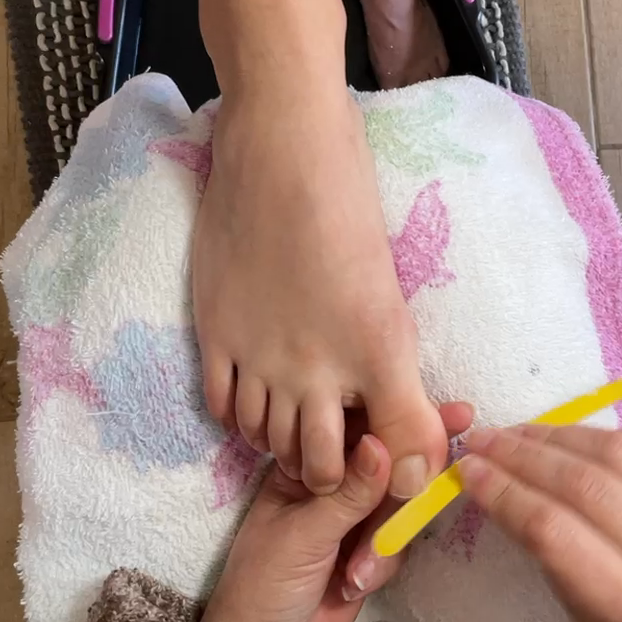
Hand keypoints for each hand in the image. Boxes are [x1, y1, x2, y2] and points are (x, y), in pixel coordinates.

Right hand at [195, 69, 447, 499]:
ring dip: (288, 449)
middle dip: (336, 471)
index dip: (406, 471)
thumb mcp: (388, 286)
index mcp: (381, 349)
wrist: (284, 151)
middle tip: (337, 450)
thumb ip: (393, 361)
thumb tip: (402, 415)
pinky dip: (243, 423)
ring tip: (297, 432)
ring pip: (272, 443)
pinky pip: (226, 411)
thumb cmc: (350, 204)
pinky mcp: (216, 336)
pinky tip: (255, 408)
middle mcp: (320, 367)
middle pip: (326, 465)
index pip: (405, 446)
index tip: (396, 463)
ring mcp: (262, 355)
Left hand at [200, 402, 474, 621]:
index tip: (437, 408)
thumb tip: (381, 442)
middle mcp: (334, 486)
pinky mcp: (370, 554)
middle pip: (388, 462)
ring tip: (362, 567)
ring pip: (399, 504)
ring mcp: (354, 520)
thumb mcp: (303, 533)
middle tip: (459, 433)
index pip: (356, 432)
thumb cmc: (264, 585)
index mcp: (306, 467)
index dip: (394, 418)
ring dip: (390, 533)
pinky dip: (384, 562)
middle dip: (416, 460)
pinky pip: (397, 544)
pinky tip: (355, 584)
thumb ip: (349, 492)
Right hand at [456, 421, 621, 621]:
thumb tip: (490, 475)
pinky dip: (598, 431)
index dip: (505, 493)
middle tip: (481, 440)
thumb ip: (542, 542)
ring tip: (516, 432)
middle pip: (583, 485)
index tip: (468, 470)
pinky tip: (567, 434)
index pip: (555, 533)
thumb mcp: (579, 606)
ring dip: (553, 435)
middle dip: (521, 455)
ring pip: (613, 452)